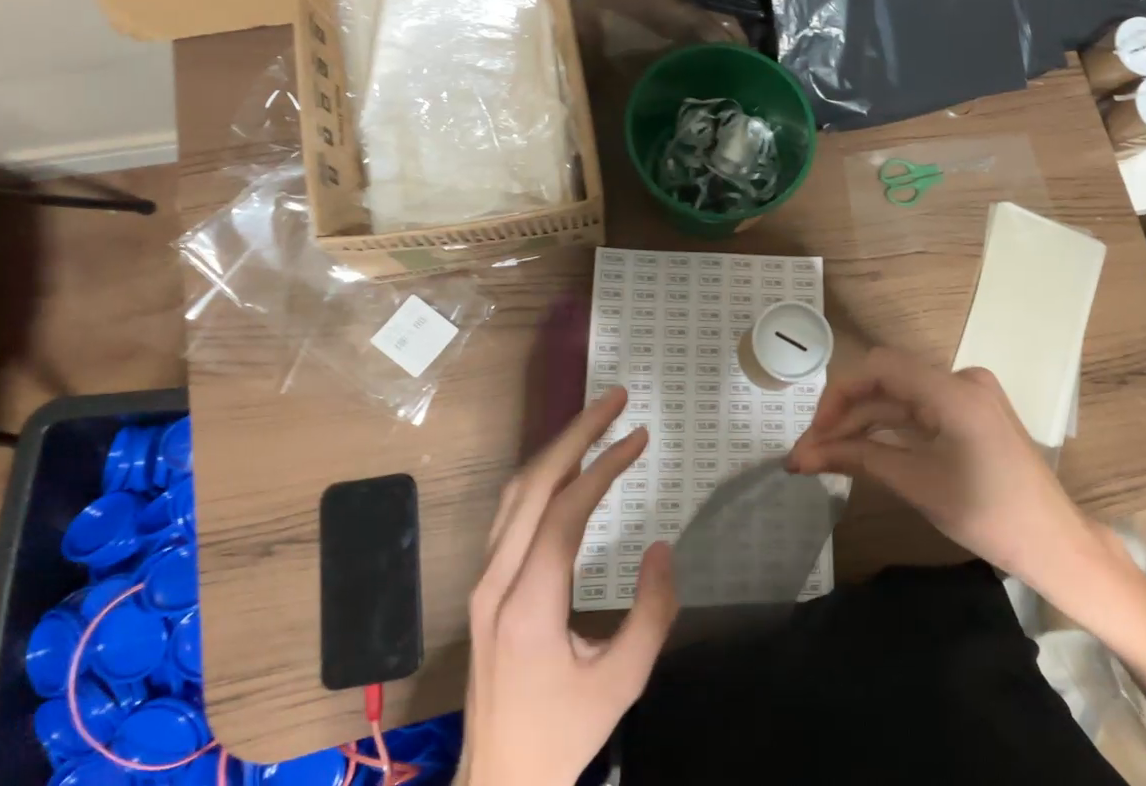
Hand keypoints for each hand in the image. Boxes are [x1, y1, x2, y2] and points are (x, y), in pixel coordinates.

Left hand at [458, 387, 677, 785]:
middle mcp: (496, 582)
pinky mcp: (484, 589)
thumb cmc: (564, 734)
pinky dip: (541, 478)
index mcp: (530, 605)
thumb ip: (652, 611)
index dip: (604, 467)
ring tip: (596, 420)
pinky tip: (567, 469)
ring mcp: (482, 583)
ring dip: (555, 451)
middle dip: (575, 434)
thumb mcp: (623, 681)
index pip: (565, 512)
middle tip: (616, 398)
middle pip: (531, 486)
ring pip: (513, 495)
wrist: (499, 778)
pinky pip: (508, 515)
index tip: (640, 435)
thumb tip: (663, 546)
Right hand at [786, 347, 1102, 585]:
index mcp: (953, 391)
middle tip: (807, 454)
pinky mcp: (972, 415)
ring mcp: (970, 397)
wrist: (1054, 544)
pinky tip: (859, 451)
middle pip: (887, 383)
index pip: (878, 368)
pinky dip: (889, 430)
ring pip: (900, 399)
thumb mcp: (917, 484)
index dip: (838, 395)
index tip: (814, 435)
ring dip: (862, 424)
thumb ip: (858, 458)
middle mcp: (962, 381)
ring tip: (823, 457)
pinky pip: (920, 412)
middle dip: (843, 416)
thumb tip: (801, 456)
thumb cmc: (989, 515)